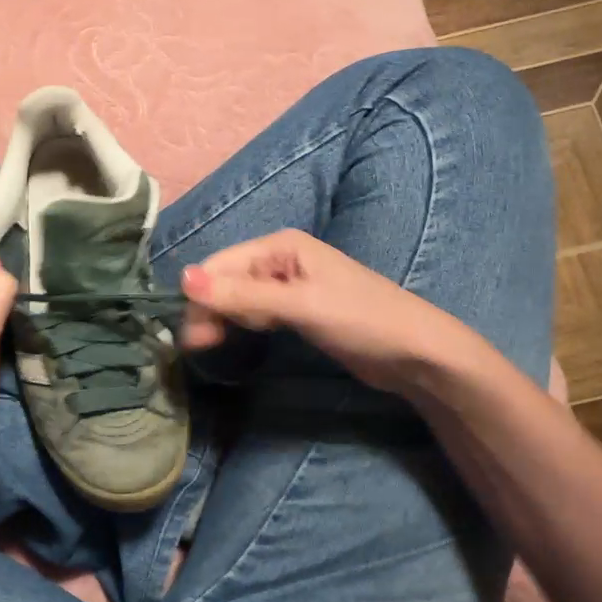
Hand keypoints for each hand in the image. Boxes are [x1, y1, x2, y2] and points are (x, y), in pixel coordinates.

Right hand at [179, 228, 475, 395]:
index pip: (220, 265)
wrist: (418, 355)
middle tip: (199, 348)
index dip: (199, 296)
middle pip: (225, 280)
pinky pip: (254, 312)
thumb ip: (242, 294)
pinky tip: (234, 340)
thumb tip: (183, 279)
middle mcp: (280, 259)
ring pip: (237, 298)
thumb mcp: (299, 305)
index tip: (190, 336)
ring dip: (221, 319)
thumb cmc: (361, 321)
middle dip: (208, 310)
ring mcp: (288, 285)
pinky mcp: (296, 310)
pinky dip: (240, 325)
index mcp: (280, 246)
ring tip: (211, 347)